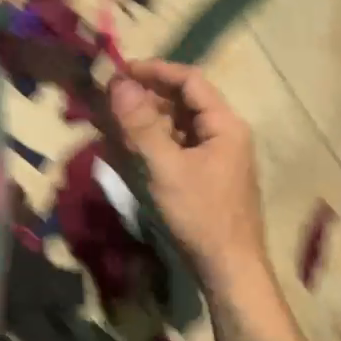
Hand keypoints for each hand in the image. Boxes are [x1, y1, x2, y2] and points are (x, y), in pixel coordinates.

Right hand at [108, 59, 265, 268]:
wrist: (229, 269)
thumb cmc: (201, 215)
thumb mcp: (166, 167)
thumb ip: (141, 124)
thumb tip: (118, 83)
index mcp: (225, 125)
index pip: (190, 80)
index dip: (155, 71)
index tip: (120, 71)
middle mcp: (225, 134)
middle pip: (184, 100)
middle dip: (148, 94)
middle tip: (111, 96)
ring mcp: (217, 156)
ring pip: (180, 123)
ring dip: (149, 118)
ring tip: (116, 120)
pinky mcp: (206, 175)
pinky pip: (179, 145)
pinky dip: (155, 139)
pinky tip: (133, 147)